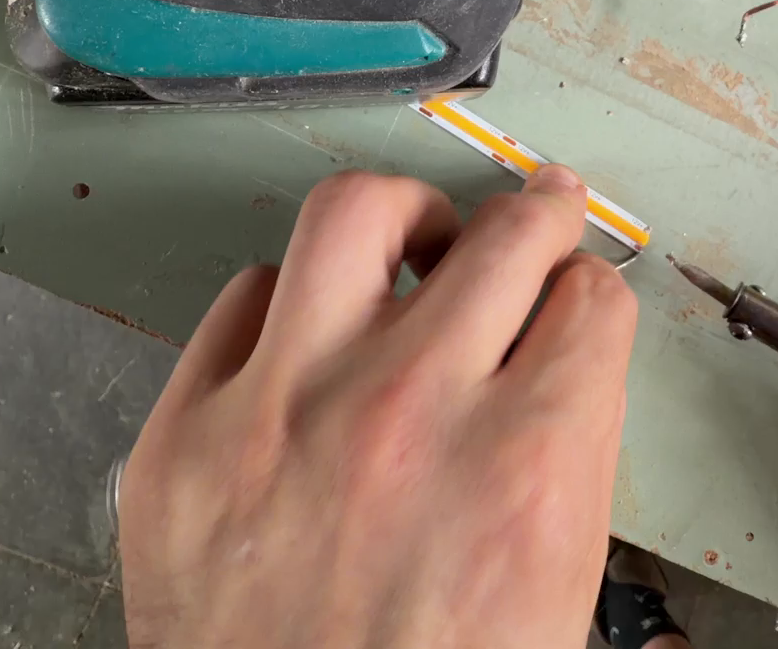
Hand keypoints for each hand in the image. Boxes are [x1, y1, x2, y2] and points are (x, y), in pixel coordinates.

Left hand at [118, 166, 637, 648]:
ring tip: (422, 237)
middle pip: (508, 233)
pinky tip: (320, 331)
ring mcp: (281, 416)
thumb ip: (573, 427)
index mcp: (523, 468)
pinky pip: (249, 292)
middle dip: (543, 214)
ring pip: (360, 211)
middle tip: (539, 213)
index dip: (591, 290)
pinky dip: (298, 298)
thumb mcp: (559, 568)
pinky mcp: (185, 438)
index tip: (575, 295)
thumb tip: (562, 319)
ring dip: (413, 210)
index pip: (592, 297)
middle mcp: (405, 420)